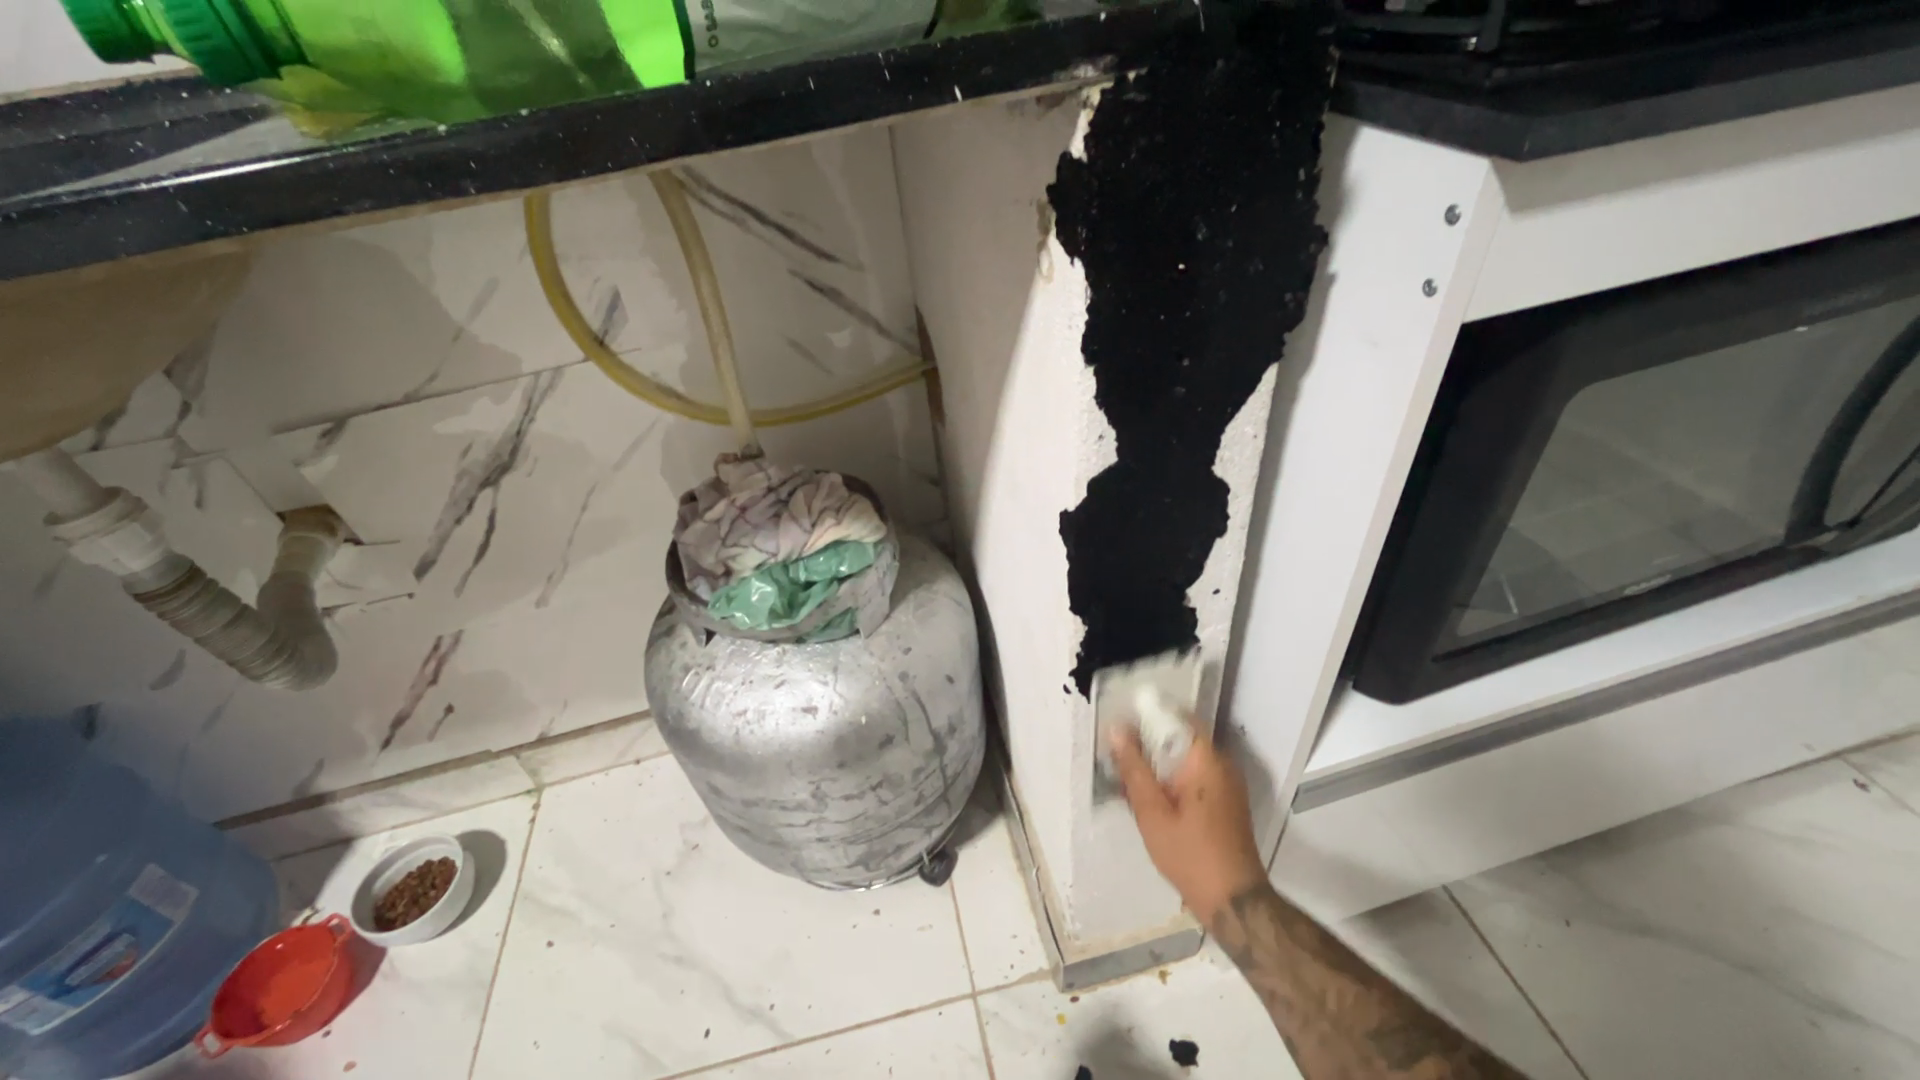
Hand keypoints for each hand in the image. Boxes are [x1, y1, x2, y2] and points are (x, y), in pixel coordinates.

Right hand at [1109, 719, 1267, 925]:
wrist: (1233, 900)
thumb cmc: (1190, 855)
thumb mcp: (1152, 812)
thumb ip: (1134, 768)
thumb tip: (1118, 729)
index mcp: (1207, 760)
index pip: (1176, 717)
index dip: (1147, 716)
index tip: (1120, 723)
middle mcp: (1222, 764)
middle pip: (1180, 738)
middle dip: (1148, 744)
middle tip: (1117, 756)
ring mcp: (1227, 783)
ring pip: (1185, 760)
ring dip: (1158, 765)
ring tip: (1127, 781)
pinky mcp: (1226, 801)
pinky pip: (1195, 777)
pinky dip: (1172, 781)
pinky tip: (1150, 800)